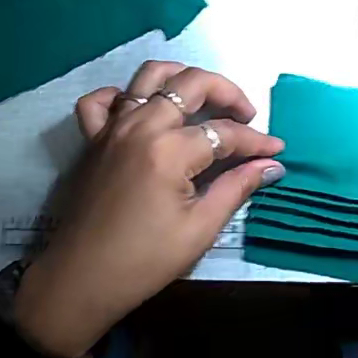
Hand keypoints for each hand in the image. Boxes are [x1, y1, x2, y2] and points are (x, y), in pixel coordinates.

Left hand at [1, 62, 284, 357]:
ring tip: (203, 100)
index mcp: (169, 150)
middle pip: (191, 83)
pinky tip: (141, 110)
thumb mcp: (200, 228)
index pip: (224, 132)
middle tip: (246, 116)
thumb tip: (271, 165)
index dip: (256, 142)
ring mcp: (112, 128)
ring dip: (182, 79)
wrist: (81, 280)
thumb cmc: (145, 260)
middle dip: (227, 93)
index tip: (276, 152)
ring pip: (148, 76)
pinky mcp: (92, 140)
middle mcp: (140, 126)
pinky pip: (101, 101)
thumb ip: (236, 187)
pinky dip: (123, 95)